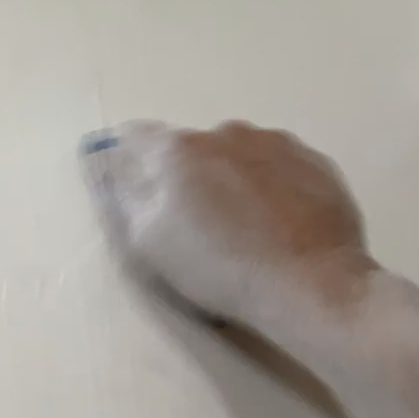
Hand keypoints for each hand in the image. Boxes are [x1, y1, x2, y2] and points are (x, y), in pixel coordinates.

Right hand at [79, 120, 377, 342]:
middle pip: (188, 147)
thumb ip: (122, 192)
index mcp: (176, 150)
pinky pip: (275, 165)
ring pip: (234, 153)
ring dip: (228, 178)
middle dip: (184, 174)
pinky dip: (267, 185)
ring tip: (241, 225)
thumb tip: (104, 159)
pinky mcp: (315, 161)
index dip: (126, 157)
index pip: (133, 135)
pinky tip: (275, 224)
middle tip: (193, 222)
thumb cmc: (216, 268)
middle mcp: (224, 132)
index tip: (132, 184)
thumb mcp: (147, 241)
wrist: (311, 285)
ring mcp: (274, 142)